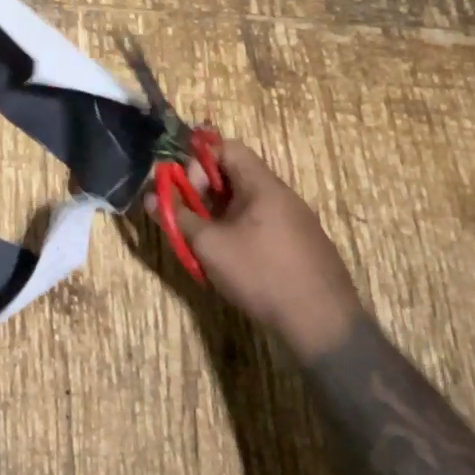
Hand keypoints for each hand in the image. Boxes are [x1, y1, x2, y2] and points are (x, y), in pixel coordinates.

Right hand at [148, 140, 360, 360]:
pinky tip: (232, 258)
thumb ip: (176, 216)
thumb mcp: (209, 245)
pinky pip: (263, 222)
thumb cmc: (262, 275)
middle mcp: (284, 197)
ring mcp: (298, 222)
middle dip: (204, 189)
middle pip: (236, 174)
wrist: (325, 326)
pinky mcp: (303, 246)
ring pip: (248, 201)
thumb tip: (149, 196)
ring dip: (220, 212)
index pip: (227, 148)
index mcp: (264, 187)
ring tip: (204, 238)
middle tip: (186, 214)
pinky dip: (240, 229)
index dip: (198, 159)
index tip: (184, 188)